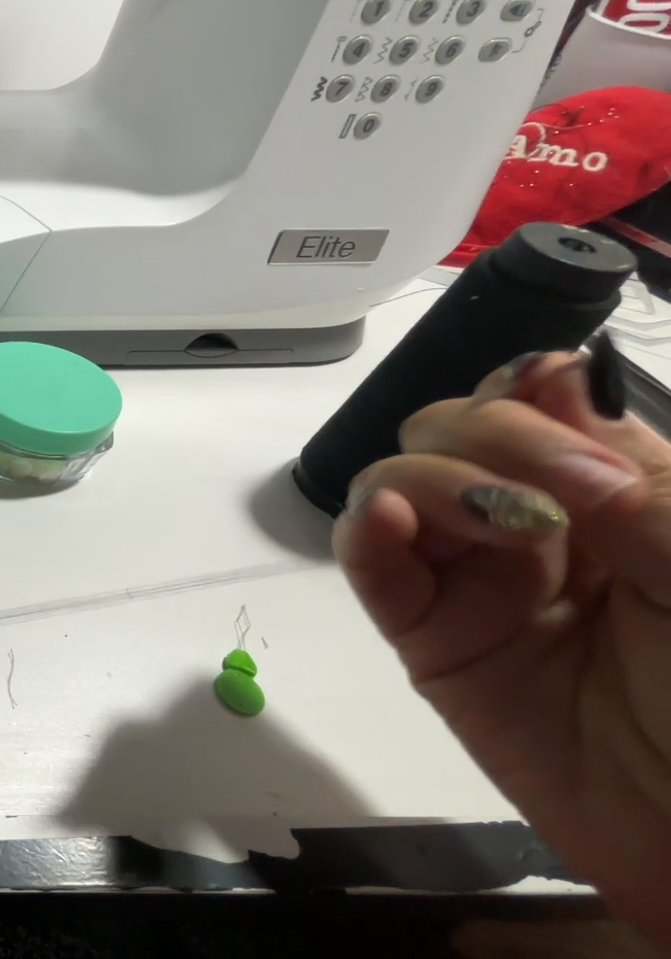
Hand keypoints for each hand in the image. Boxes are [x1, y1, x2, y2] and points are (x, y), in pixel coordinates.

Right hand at [333, 345, 670, 947]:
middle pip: (445, 433)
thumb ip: (642, 483)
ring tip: (498, 530)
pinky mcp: (420, 631)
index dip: (526, 391)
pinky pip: (367, 566)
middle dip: (482, 439)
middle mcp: (529, 523)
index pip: (535, 406)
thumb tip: (552, 372)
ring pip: (391, 485)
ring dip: (428, 484)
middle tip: (557, 502)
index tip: (552, 398)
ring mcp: (465, 577)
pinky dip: (363, 533)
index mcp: (615, 497)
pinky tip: (382, 523)